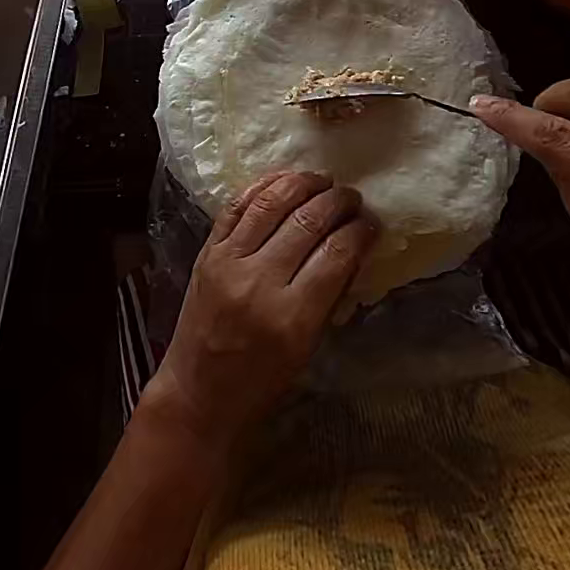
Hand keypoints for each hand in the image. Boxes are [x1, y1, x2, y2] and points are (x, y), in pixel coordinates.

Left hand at [144, 172, 377, 442]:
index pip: (336, 255)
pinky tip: (282, 179)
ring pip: (269, 205)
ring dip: (301, 184)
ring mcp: (228, 261)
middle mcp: (259, 281)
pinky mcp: (207, 252)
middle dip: (336, 203)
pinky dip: (261, 187)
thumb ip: (328, 298)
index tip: (372, 221)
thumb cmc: (260, 382)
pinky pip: (235, 208)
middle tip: (352, 197)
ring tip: (322, 179)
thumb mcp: (307, 349)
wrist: (197, 390)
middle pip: (306, 222)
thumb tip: (352, 250)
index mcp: (292, 316)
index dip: (360, 231)